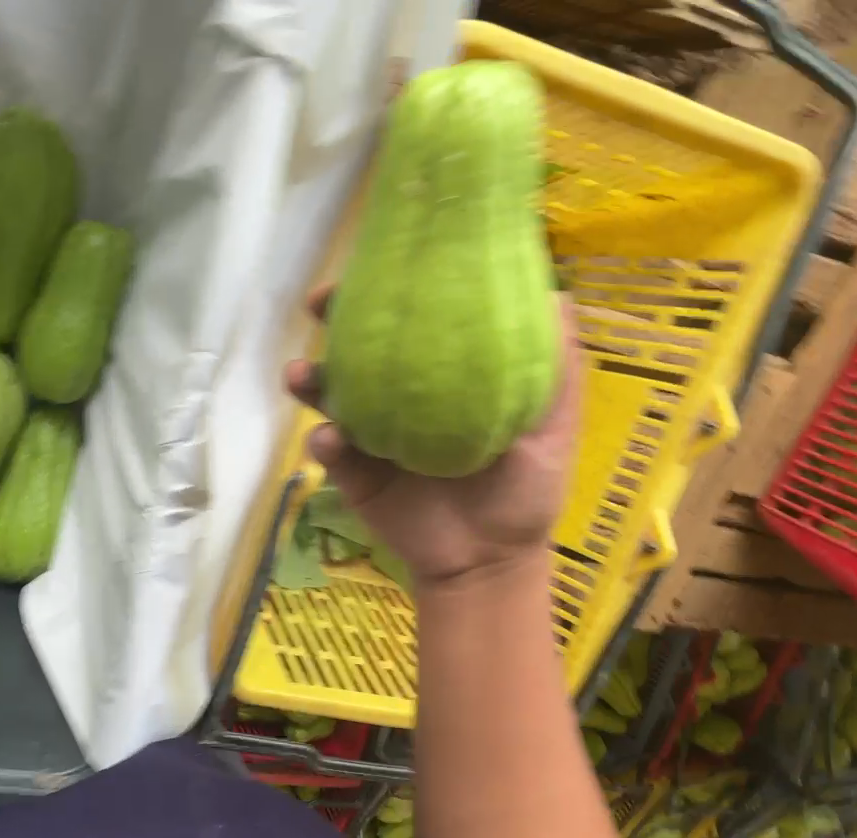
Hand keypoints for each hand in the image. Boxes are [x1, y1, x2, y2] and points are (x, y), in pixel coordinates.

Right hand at [285, 295, 581, 589]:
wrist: (489, 560)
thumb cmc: (526, 491)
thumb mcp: (553, 427)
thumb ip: (555, 368)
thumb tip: (553, 291)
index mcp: (443, 379)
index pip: (414, 323)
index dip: (393, 290)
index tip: (380, 259)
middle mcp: (401, 397)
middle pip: (360, 348)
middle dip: (336, 320)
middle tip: (321, 303)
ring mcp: (371, 435)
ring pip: (331, 396)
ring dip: (311, 380)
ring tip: (301, 375)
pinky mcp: (352, 474)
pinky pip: (331, 452)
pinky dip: (325, 442)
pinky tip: (329, 439)